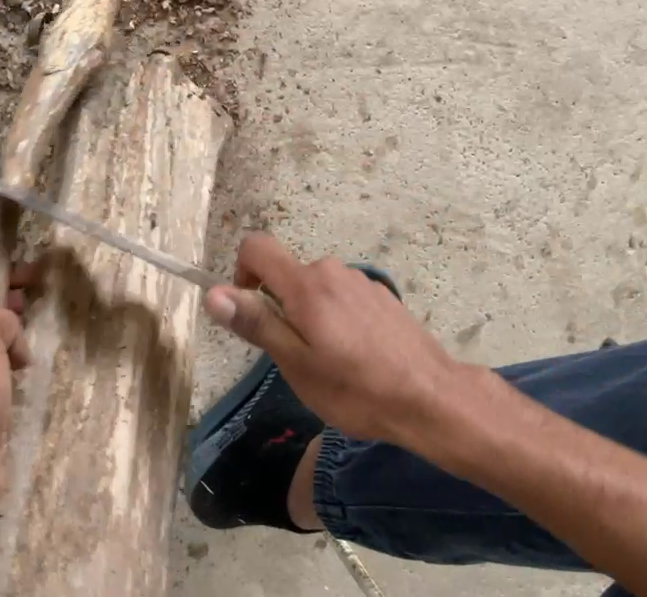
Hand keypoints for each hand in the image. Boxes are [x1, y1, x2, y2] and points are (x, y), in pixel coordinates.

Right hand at [202, 233, 474, 450]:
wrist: (433, 400)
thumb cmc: (356, 389)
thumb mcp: (296, 363)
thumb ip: (256, 323)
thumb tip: (213, 293)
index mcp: (305, 284)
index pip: (256, 246)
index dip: (241, 272)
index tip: (253, 311)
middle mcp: (332, 271)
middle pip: (287, 273)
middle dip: (281, 306)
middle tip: (297, 355)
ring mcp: (361, 282)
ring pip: (316, 288)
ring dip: (311, 315)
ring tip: (332, 362)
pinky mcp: (382, 297)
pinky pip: (343, 298)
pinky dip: (338, 319)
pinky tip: (359, 357)